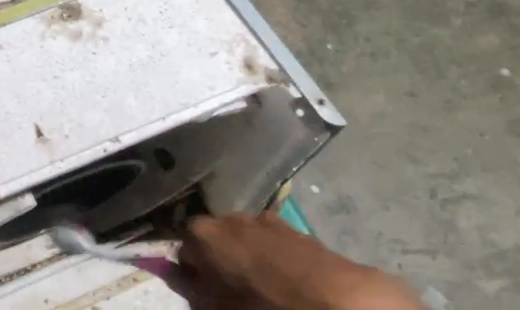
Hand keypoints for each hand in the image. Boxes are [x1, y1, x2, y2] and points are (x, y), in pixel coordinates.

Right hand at [176, 212, 422, 309]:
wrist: (340, 303)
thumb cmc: (266, 308)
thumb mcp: (220, 308)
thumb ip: (196, 292)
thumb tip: (179, 277)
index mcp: (205, 234)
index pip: (184, 246)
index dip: (191, 269)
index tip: (200, 289)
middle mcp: (232, 218)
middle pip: (217, 236)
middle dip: (221, 260)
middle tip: (230, 291)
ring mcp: (268, 221)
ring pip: (248, 238)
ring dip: (250, 259)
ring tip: (264, 290)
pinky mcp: (299, 231)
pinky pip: (276, 245)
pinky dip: (277, 261)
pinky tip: (290, 287)